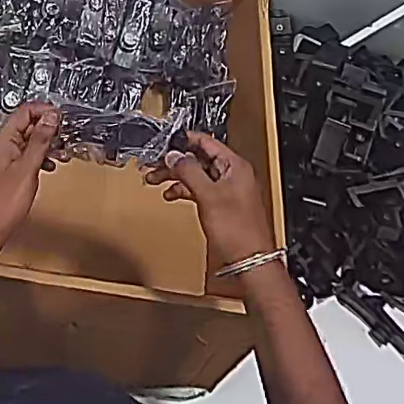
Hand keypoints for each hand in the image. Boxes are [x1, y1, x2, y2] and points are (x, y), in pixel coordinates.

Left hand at [0, 102, 59, 254]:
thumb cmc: (2, 203)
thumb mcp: (27, 168)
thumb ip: (40, 140)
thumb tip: (51, 117)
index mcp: (2, 140)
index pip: (24, 112)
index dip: (44, 111)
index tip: (61, 117)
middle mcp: (0, 146)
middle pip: (26, 125)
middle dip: (47, 128)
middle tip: (65, 134)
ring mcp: (2, 159)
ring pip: (27, 141)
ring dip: (45, 143)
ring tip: (61, 150)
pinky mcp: (5, 172)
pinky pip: (25, 155)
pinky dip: (39, 157)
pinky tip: (49, 165)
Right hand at [146, 131, 276, 268]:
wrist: (249, 263)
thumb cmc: (239, 231)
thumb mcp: (209, 196)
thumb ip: (190, 172)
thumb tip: (174, 155)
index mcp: (235, 166)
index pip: (206, 142)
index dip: (185, 140)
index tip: (166, 142)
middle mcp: (231, 174)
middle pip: (198, 158)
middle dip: (175, 161)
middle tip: (154, 163)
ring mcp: (226, 190)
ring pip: (196, 174)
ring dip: (175, 176)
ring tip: (155, 178)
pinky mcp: (220, 204)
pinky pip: (198, 190)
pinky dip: (183, 190)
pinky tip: (171, 194)